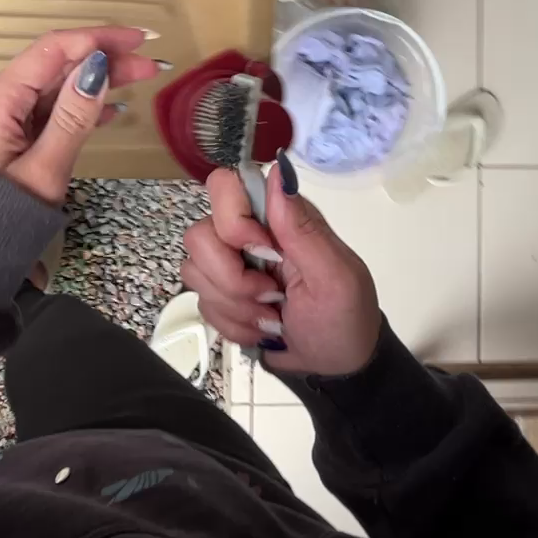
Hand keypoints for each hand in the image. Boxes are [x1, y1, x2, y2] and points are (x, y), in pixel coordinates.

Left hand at [0, 27, 162, 204]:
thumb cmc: (0, 217)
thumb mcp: (45, 169)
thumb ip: (72, 117)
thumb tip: (98, 67)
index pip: (52, 50)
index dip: (97, 38)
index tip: (138, 38)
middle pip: (58, 64)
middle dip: (105, 58)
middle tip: (151, 62)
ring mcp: (3, 114)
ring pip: (57, 84)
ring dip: (98, 79)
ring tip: (142, 78)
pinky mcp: (10, 131)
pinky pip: (49, 107)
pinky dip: (81, 105)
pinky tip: (112, 108)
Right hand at [181, 165, 382, 376]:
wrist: (335, 368)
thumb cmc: (343, 318)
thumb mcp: (335, 277)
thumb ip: (303, 227)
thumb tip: (279, 170)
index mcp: (275, 216)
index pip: (224, 186)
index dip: (231, 220)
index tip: (262, 252)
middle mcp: (244, 233)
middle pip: (199, 236)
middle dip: (231, 279)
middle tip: (271, 297)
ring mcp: (227, 263)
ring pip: (193, 271)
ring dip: (235, 306)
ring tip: (271, 318)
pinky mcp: (217, 293)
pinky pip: (200, 302)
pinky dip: (232, 324)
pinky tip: (260, 329)